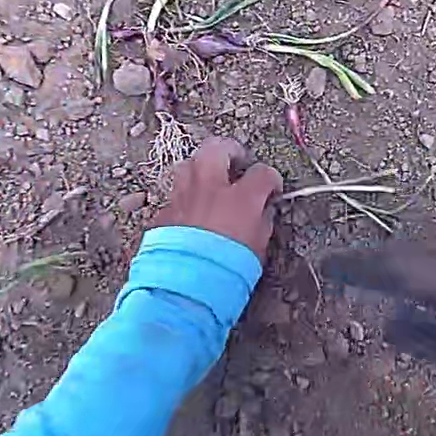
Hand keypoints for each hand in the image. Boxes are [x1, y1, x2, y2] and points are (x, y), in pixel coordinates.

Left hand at [152, 137, 281, 260]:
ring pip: (189, 164)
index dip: (271, 179)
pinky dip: (187, 197)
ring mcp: (183, 197)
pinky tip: (193, 211)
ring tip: (212, 182)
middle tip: (237, 162)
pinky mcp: (164, 212)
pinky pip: (176, 193)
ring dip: (203, 168)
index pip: (262, 172)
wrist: (186, 287)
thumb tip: (262, 210)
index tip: (272, 189)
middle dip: (230, 150)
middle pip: (217, 148)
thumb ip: (262, 221)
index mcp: (241, 197)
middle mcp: (210, 188)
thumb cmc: (229, 270)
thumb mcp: (259, 247)